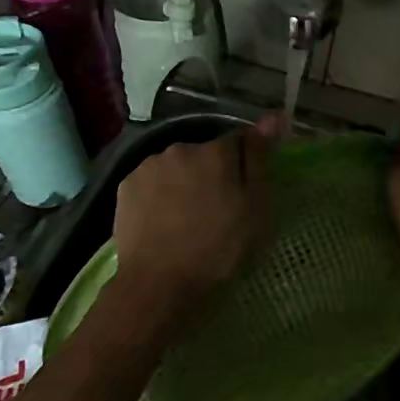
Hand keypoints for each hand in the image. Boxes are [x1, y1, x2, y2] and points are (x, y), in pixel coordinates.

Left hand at [111, 119, 278, 296]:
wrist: (158, 283)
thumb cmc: (218, 247)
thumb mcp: (255, 206)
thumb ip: (260, 159)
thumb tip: (273, 117)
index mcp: (217, 150)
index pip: (240, 141)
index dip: (244, 164)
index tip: (244, 190)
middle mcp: (182, 147)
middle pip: (206, 153)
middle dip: (212, 172)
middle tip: (216, 208)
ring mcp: (150, 165)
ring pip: (177, 166)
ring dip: (184, 181)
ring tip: (186, 217)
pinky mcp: (126, 185)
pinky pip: (152, 181)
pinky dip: (159, 193)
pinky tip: (162, 219)